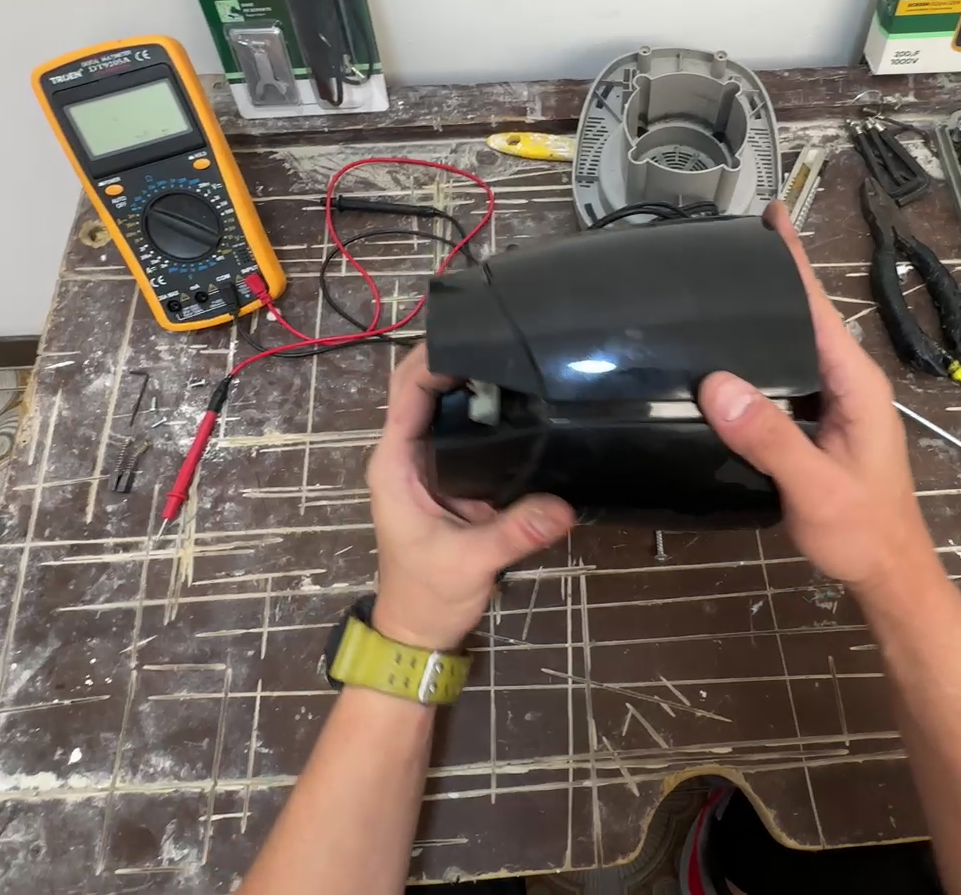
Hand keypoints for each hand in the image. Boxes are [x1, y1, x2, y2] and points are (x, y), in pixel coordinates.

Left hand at [365, 345, 576, 650]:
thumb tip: (565, 506)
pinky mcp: (446, 472)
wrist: (421, 630)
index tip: (476, 336)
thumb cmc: (429, 594)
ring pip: (436, 400)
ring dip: (462, 372)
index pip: (407, 394)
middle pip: (417, 386)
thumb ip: (515, 532)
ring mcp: (424, 461)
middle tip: (501, 331)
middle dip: (448, 354)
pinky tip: (514, 391)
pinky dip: (478, 401)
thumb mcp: (471, 562)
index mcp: (396, 463)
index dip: (435, 361)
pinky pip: (458, 424)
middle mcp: (405, 453)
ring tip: (511, 349)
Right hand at [698, 201, 934, 592]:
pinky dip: (755, 359)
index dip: (795, 262)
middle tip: (725, 251)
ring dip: (761, 319)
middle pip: (804, 318)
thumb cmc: (862, 530)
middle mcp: (845, 383)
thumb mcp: (817, 485)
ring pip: (791, 348)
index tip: (772, 218)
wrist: (887, 573)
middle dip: (771, 280)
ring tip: (717, 295)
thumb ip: (770, 438)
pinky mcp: (815, 424)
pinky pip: (782, 378)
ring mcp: (831, 403)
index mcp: (854, 383)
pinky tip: (725, 362)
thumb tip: (717, 384)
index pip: (820, 308)